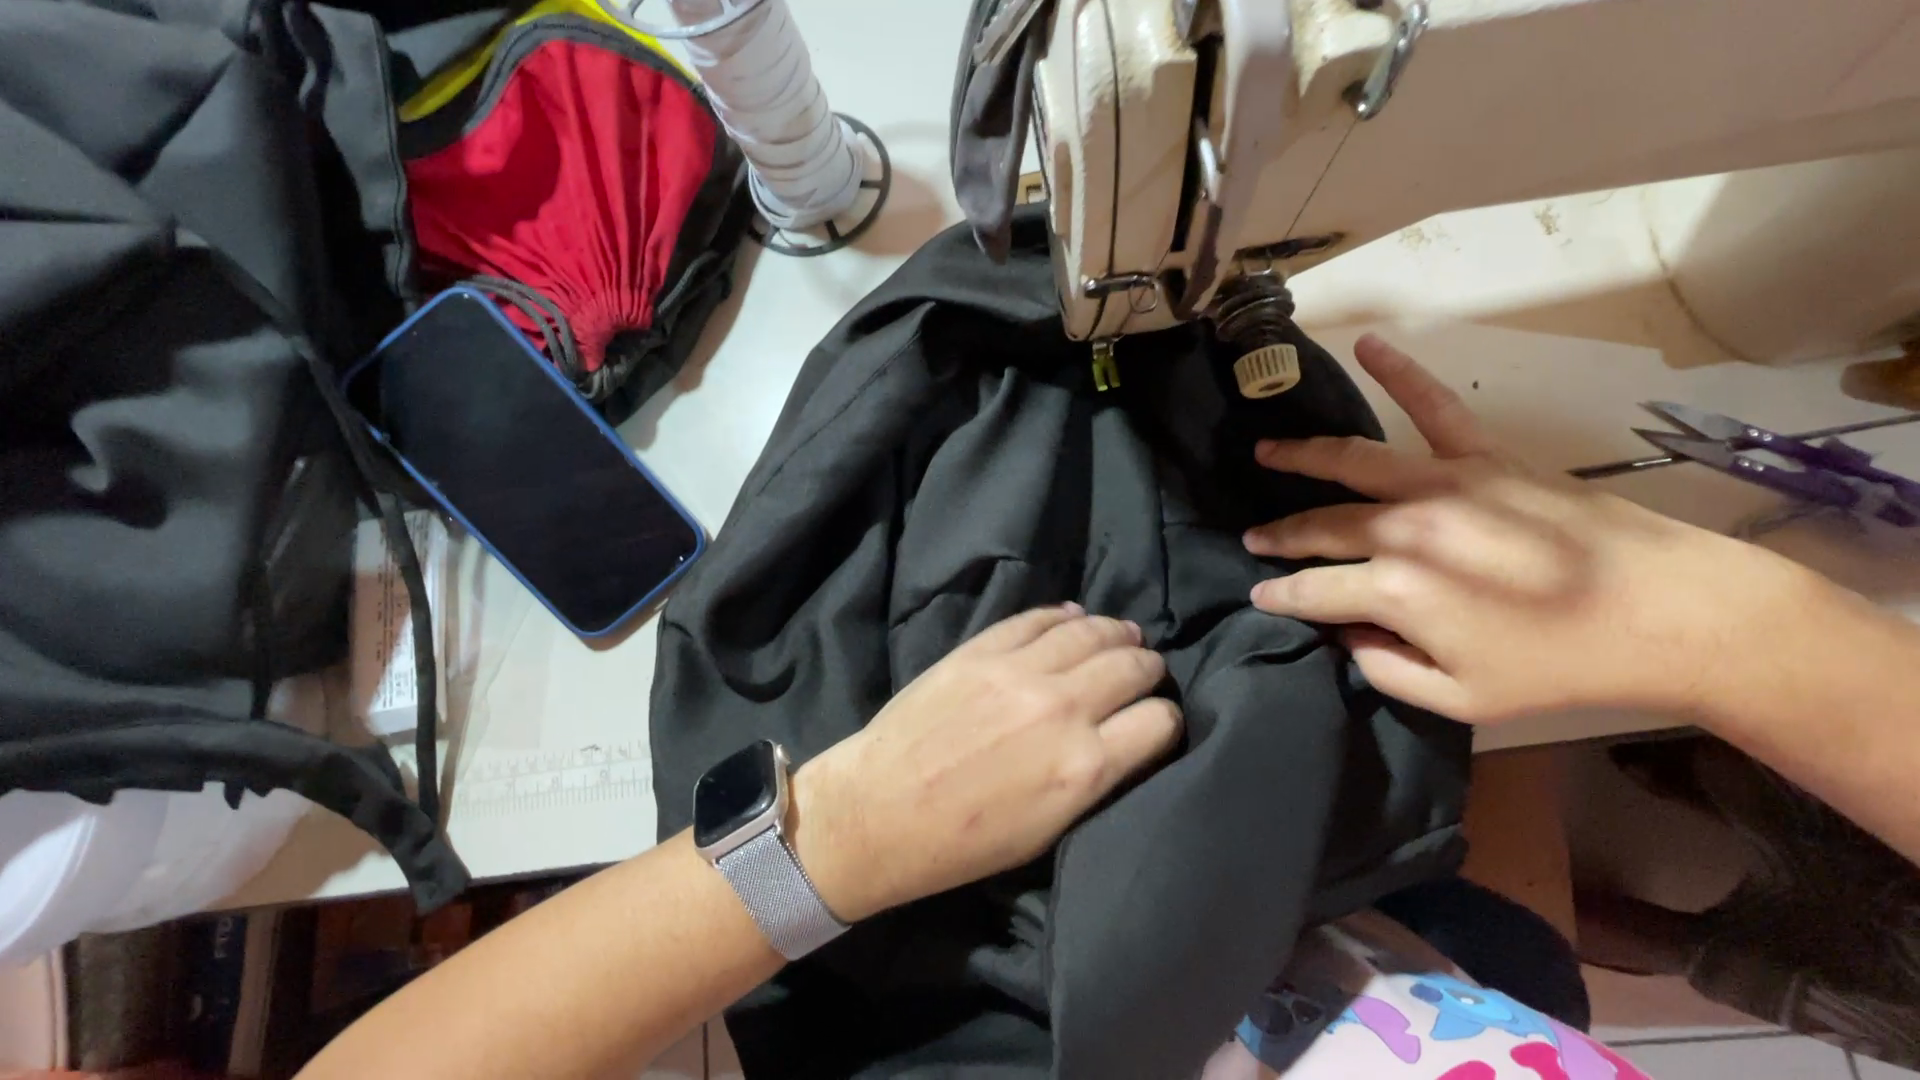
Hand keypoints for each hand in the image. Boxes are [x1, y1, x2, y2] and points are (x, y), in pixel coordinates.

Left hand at [787, 605, 1181, 921]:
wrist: (879, 812)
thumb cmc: (964, 843)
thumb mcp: (1049, 829)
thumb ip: (1095, 777)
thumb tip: (1121, 736)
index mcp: (1085, 766)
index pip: (1159, 720)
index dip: (1165, 718)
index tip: (1156, 719)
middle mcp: (1062, 708)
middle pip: (1131, 666)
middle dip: (1147, 667)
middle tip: (1145, 669)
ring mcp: (1018, 672)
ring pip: (1090, 631)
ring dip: (1114, 631)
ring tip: (1122, 634)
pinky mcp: (981, 650)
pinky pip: (1037, 618)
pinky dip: (1062, 615)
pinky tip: (1073, 617)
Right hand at [1243, 334, 1822, 724]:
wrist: (1673, 615)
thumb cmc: (1563, 667)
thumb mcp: (1460, 700)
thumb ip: (1384, 668)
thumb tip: (1345, 633)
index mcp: (1395, 592)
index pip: (1310, 592)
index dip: (1277, 597)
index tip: (1257, 596)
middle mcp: (1405, 529)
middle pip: (1320, 526)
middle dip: (1278, 536)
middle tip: (1252, 539)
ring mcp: (1444, 484)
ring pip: (1351, 460)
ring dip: (1301, 454)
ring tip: (1266, 450)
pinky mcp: (1486, 457)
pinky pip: (1434, 406)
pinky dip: (1399, 372)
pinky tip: (1366, 345)